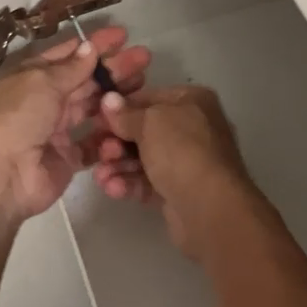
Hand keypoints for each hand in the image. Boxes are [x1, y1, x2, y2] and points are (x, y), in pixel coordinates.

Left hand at [0, 26, 148, 220]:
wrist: (3, 177)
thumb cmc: (18, 118)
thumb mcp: (42, 82)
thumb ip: (71, 68)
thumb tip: (89, 47)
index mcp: (33, 77)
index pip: (68, 55)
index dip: (95, 44)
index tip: (123, 35)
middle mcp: (45, 100)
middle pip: (85, 80)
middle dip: (113, 68)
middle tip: (144, 58)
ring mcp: (57, 130)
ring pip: (92, 107)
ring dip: (116, 97)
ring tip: (144, 86)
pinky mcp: (68, 158)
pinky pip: (93, 142)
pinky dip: (110, 134)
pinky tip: (129, 121)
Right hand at [89, 84, 257, 258]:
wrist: (210, 208)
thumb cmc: (182, 151)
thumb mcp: (150, 123)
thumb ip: (126, 114)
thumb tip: (108, 100)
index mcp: (191, 101)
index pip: (149, 98)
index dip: (120, 109)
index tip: (95, 120)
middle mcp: (192, 127)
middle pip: (144, 130)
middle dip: (117, 142)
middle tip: (100, 152)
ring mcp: (186, 162)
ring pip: (144, 158)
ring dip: (119, 165)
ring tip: (101, 177)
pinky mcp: (178, 191)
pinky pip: (148, 182)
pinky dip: (129, 183)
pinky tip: (112, 189)